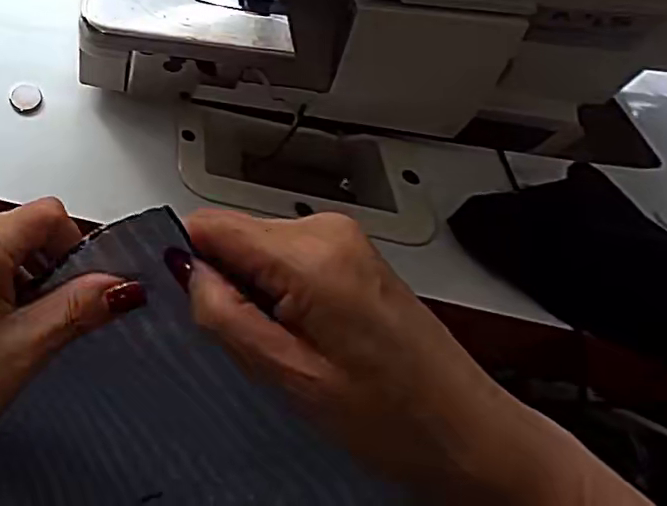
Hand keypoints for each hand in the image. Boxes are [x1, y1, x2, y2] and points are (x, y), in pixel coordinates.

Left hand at [0, 198, 144, 505]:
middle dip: (60, 264)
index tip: (92, 288)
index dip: (79, 247)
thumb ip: (77, 308)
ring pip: (19, 240)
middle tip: (65, 314)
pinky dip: (19, 279)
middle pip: (34, 224)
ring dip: (39, 275)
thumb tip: (120, 285)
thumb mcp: (26, 347)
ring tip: (35, 325)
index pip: (50, 213)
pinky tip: (15, 322)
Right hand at [180, 208, 647, 504]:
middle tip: (258, 334)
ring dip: (249, 282)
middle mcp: (326, 230)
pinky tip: (306, 324)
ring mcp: (340, 234)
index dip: (188, 260)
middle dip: (225, 278)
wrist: (484, 442)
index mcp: (311, 256)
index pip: (205, 223)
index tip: (200, 300)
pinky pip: (274, 248)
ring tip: (290, 335)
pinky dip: (273, 282)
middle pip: (226, 231)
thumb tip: (182, 269)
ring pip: (247, 241)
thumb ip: (223, 314)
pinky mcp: (346, 246)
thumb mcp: (291, 376)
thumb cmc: (405, 422)